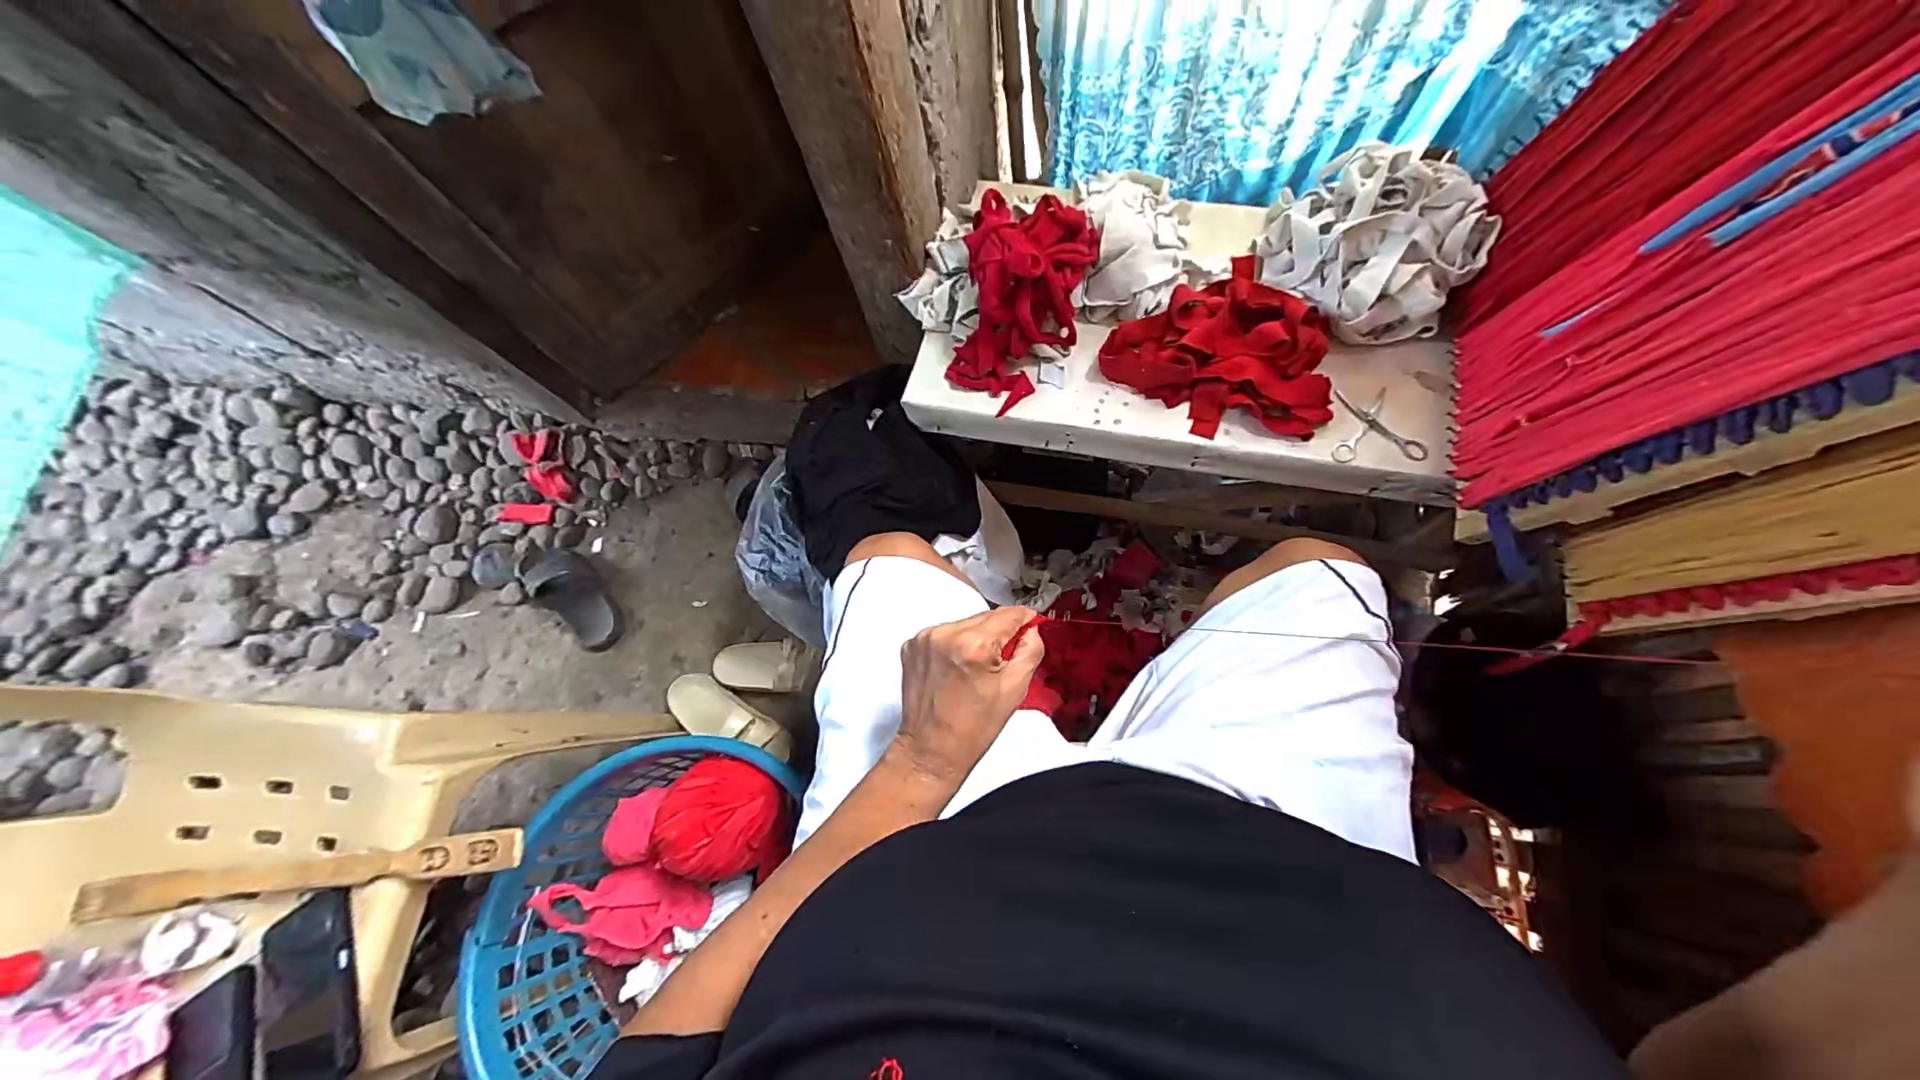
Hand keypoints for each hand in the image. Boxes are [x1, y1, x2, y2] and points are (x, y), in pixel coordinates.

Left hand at [891, 606, 1044, 782]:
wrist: (931, 749)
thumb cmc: (976, 725)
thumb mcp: (1015, 689)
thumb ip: (1030, 651)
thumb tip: (1032, 630)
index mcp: (974, 645)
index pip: (1007, 615)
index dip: (1024, 618)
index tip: (1032, 623)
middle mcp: (945, 634)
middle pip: (984, 617)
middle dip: (999, 631)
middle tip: (1008, 653)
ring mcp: (924, 638)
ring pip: (964, 624)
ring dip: (976, 636)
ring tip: (978, 665)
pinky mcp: (911, 646)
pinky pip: (944, 633)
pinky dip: (955, 643)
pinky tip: (957, 666)